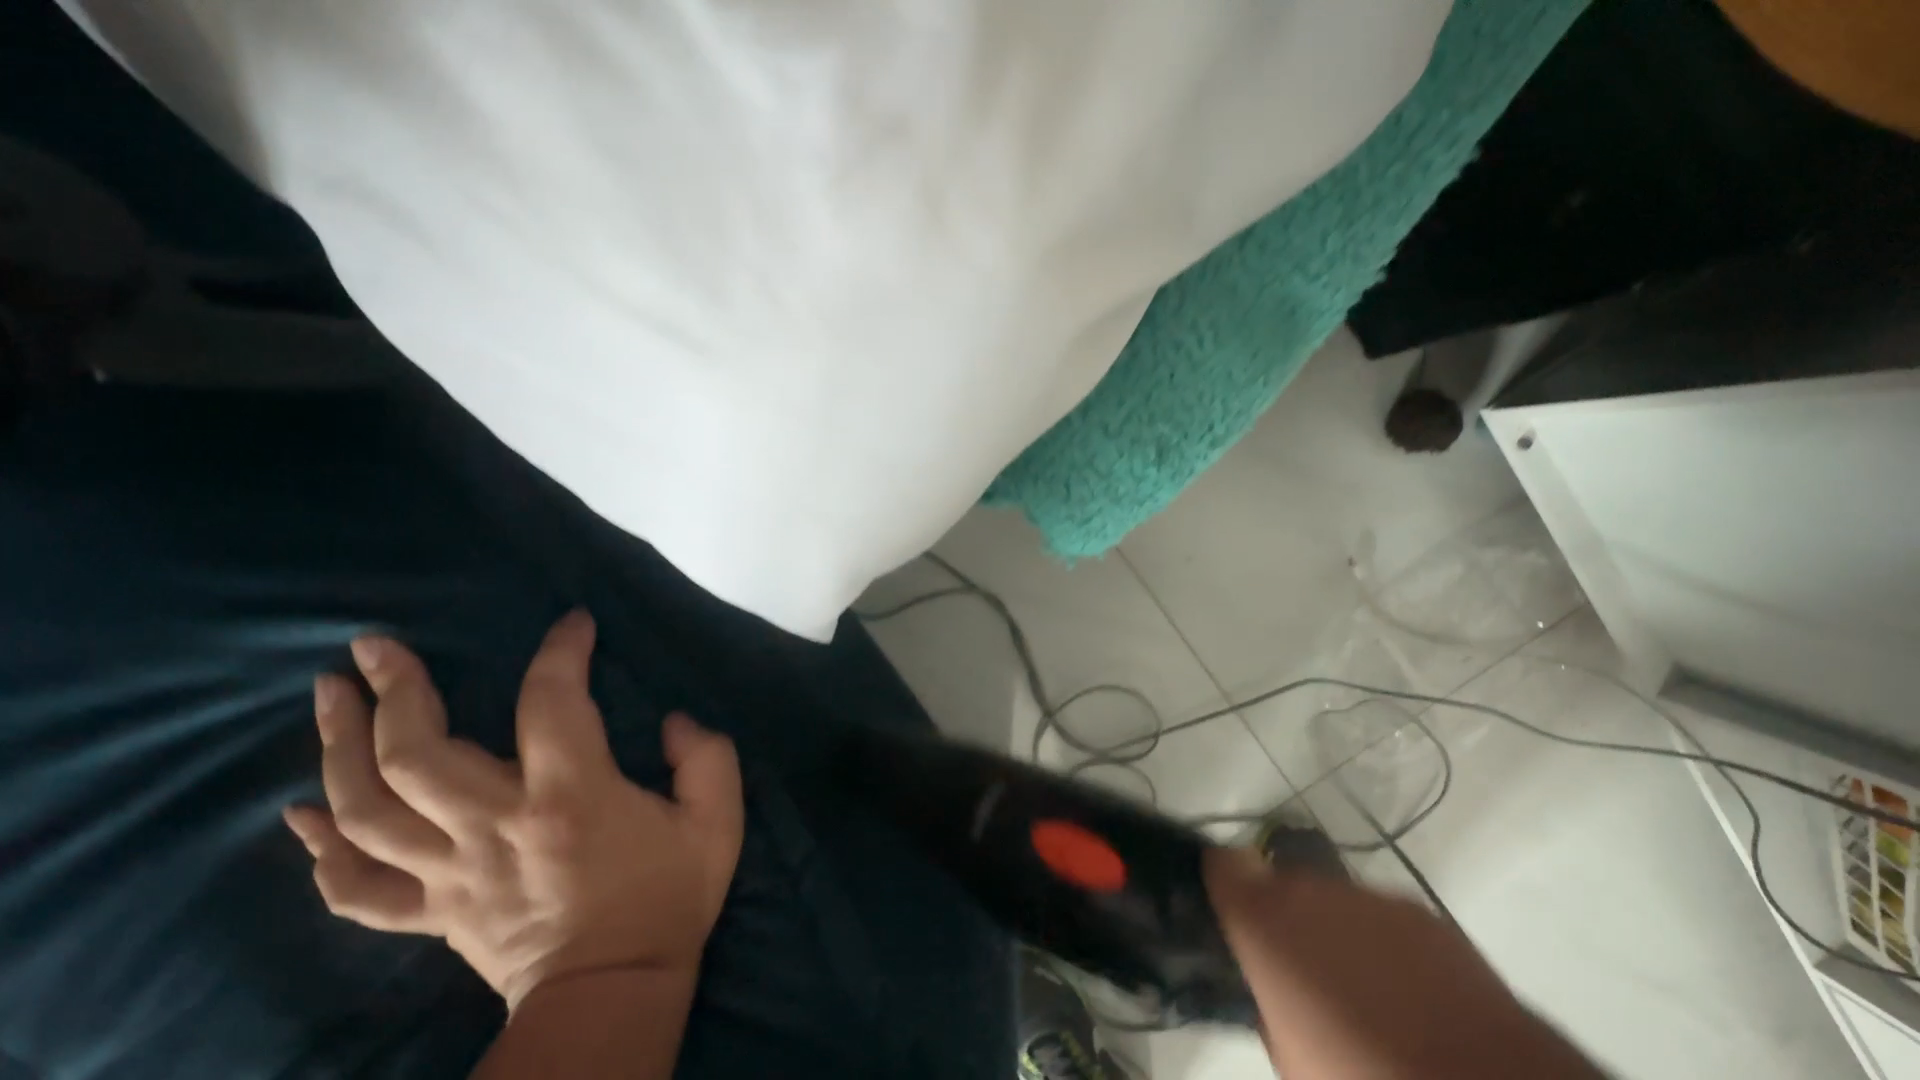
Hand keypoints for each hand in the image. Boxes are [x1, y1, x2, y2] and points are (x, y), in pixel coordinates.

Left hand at [283, 610, 744, 1009]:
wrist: (616, 993)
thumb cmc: (666, 901)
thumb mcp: (715, 824)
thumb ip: (707, 759)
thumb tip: (674, 721)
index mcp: (568, 798)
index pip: (550, 700)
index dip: (560, 651)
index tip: (573, 625)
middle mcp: (492, 826)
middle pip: (416, 752)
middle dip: (392, 690)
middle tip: (374, 646)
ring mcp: (450, 874)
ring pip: (368, 810)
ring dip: (338, 749)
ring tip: (328, 697)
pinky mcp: (431, 913)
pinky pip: (357, 890)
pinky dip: (323, 853)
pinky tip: (303, 814)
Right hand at [1204, 847, 1603, 1078]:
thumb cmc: (1361, 1079)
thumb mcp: (1289, 1059)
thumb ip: (1268, 1005)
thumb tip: (1271, 991)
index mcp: (1268, 923)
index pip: (1222, 867)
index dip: (1220, 885)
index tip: (1223, 914)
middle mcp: (1315, 894)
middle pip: (1280, 883)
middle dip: (1280, 916)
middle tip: (1291, 970)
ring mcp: (1375, 901)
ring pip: (1333, 900)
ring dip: (1332, 931)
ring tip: (1354, 990)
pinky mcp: (1428, 918)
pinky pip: (1382, 920)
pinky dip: (1379, 945)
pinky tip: (1401, 994)